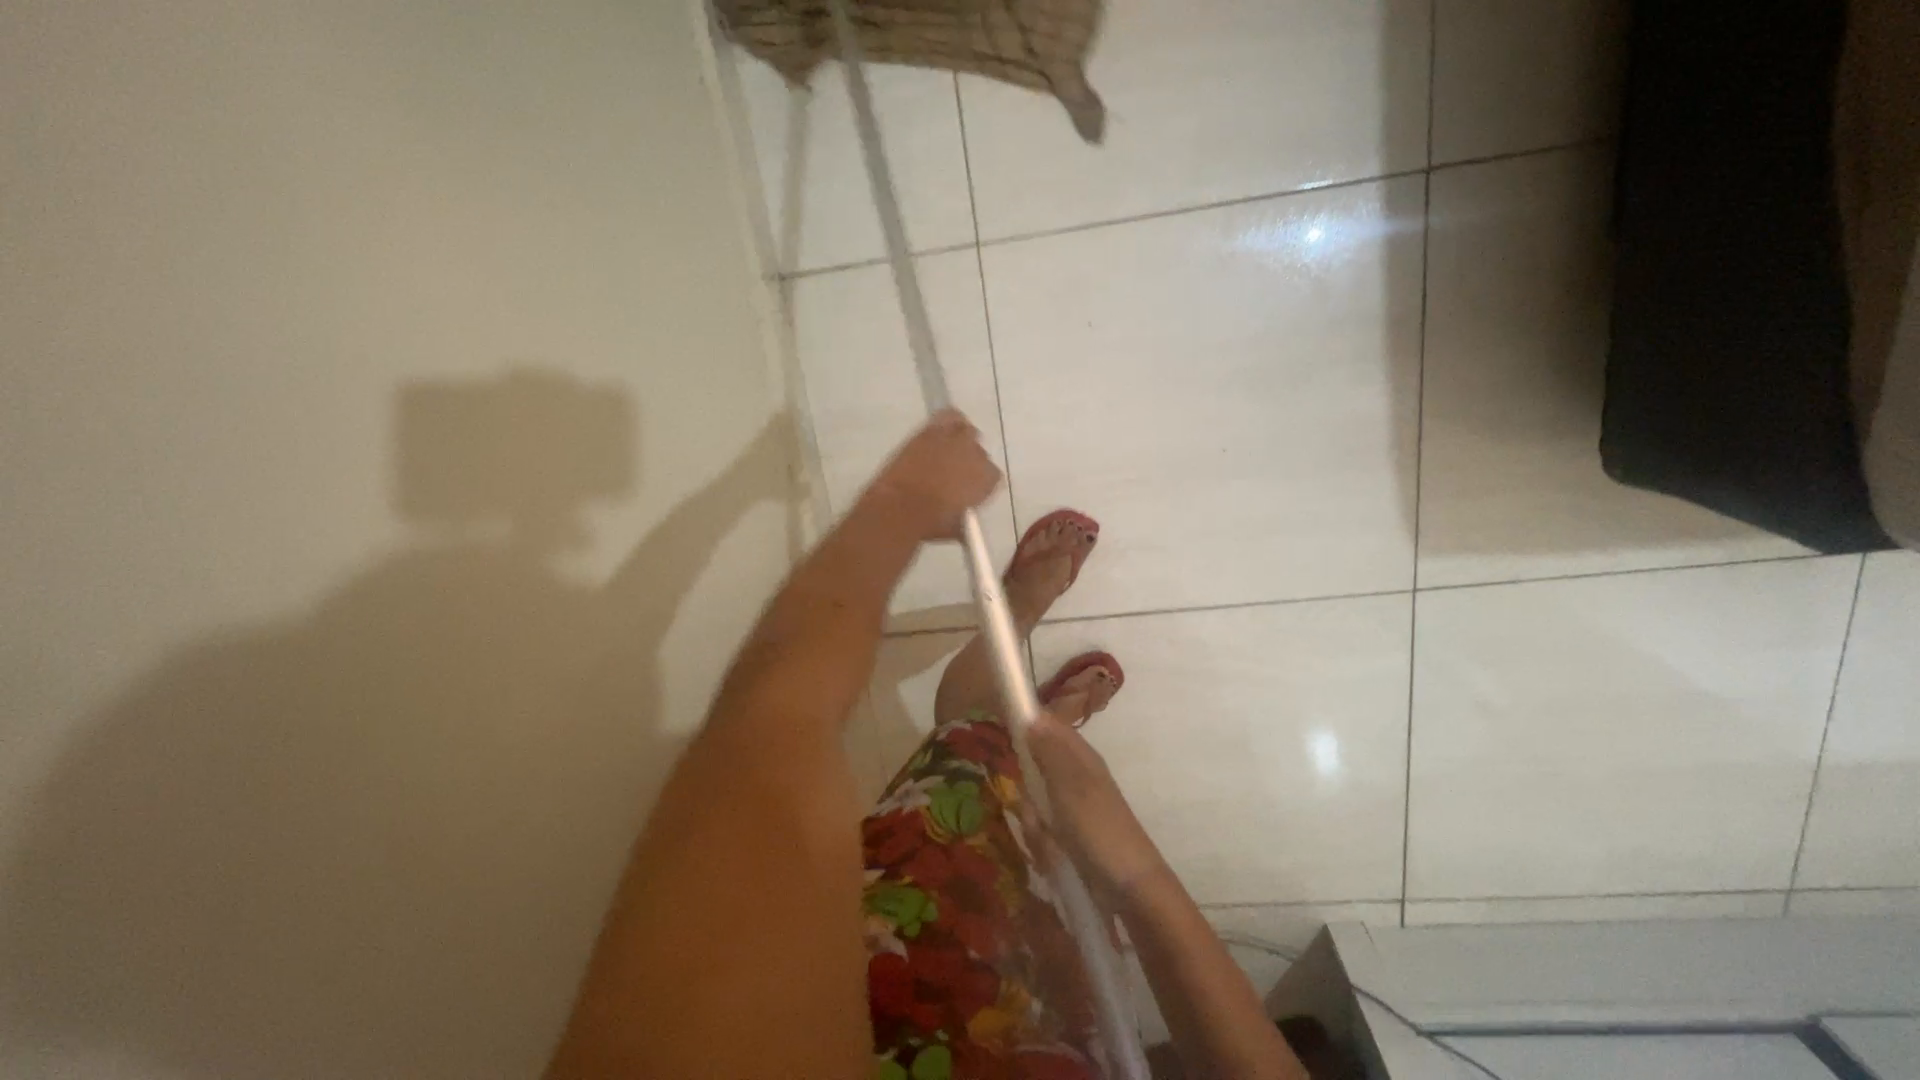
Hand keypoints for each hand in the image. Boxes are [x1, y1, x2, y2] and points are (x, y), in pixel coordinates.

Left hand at [860, 409, 1001, 541]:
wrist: (902, 506)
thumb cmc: (931, 523)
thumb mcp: (955, 529)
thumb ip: (965, 522)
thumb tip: (963, 526)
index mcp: (988, 480)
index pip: (993, 475)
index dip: (978, 482)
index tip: (966, 490)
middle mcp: (978, 456)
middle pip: (979, 452)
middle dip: (968, 461)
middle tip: (952, 473)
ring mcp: (956, 440)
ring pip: (967, 431)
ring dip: (960, 439)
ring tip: (946, 450)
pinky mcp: (934, 430)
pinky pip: (950, 415)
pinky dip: (948, 420)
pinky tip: (941, 428)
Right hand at [1025, 708, 1170, 905]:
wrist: (1128, 886)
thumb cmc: (1099, 829)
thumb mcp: (1070, 785)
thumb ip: (1050, 751)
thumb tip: (1032, 714)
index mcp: (1081, 757)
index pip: (1047, 727)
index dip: (1026, 730)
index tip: (1009, 748)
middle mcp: (1077, 777)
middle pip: (1033, 772)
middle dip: (1027, 796)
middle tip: (1034, 813)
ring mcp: (1074, 808)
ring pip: (1035, 805)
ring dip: (1034, 825)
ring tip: (1047, 841)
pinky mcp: (1070, 835)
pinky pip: (1043, 830)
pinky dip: (1043, 844)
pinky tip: (1052, 856)